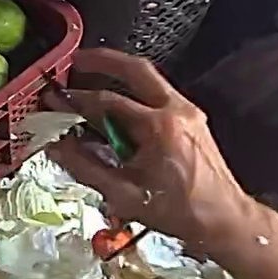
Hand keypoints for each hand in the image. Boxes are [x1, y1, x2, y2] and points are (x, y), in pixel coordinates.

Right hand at [44, 49, 268, 258]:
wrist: (223, 218)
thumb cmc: (178, 210)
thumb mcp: (123, 193)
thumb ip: (85, 166)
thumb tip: (57, 147)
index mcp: (159, 128)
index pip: (107, 103)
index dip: (76, 100)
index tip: (54, 99)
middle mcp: (176, 112)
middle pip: (136, 70)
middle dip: (102, 60)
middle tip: (75, 59)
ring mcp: (187, 112)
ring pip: (148, 78)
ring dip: (118, 72)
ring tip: (91, 72)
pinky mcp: (190, 119)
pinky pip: (157, 93)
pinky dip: (132, 90)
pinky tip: (114, 100)